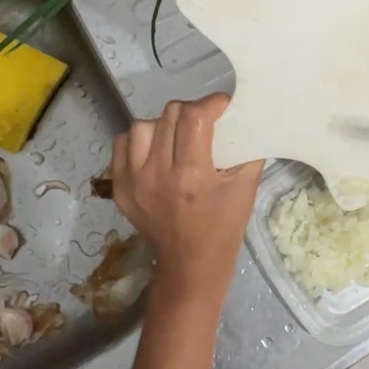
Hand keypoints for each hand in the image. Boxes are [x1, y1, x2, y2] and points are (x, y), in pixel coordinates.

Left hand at [109, 93, 262, 306]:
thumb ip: (248, 151)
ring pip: (142, 126)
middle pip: (169, 115)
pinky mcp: (120, 189)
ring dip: (163, 125)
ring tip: (177, 138)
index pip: (194, 116)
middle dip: (191, 111)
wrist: (189, 266)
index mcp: (191, 174)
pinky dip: (140, 142)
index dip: (211, 102)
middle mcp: (157, 173)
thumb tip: (247, 120)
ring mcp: (133, 181)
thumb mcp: (246, 188)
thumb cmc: (224, 228)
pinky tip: (156, 151)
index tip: (223, 106)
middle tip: (205, 122)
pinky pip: (122, 146)